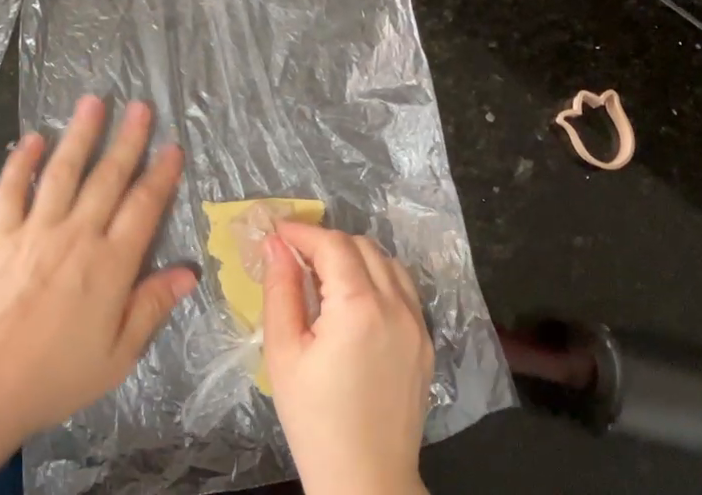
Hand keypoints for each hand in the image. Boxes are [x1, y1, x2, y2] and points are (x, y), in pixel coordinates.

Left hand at [0, 95, 195, 440]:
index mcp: (111, 265)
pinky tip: (34, 138)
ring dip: (80, 135)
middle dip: (128, 139)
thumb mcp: (118, 356)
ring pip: (64, 171)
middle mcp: (76, 236)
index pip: (144, 207)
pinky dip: (21, 161)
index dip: (161, 175)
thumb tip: (188, 272)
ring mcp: (35, 231)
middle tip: (141, 106)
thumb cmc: (56, 376)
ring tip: (93, 102)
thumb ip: (152, 307)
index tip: (172, 148)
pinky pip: (11, 190)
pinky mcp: (1, 236)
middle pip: (108, 178)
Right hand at [262, 221, 433, 494]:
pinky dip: (379, 280)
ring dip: (355, 258)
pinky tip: (355, 302)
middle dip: (326, 243)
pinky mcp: (425, 342)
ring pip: (388, 263)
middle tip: (295, 259)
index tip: (276, 233)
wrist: (365, 477)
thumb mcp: (283, 353)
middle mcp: (395, 305)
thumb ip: (280, 291)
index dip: (302, 232)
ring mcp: (417, 324)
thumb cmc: (314, 419)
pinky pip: (404, 290)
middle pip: (362, 245)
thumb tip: (275, 246)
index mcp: (358, 306)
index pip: (332, 243)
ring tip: (325, 278)